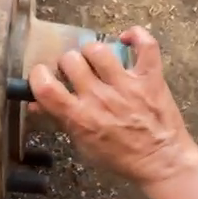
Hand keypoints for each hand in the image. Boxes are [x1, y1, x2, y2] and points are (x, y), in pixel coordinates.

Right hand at [28, 27, 197, 187]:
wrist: (162, 163)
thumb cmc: (121, 158)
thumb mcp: (83, 146)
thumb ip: (59, 120)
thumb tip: (35, 104)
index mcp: (79, 117)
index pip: (45, 87)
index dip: (38, 75)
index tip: (43, 75)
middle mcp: (100, 98)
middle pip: (70, 60)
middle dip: (67, 63)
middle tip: (75, 72)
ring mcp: (126, 85)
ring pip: (98, 49)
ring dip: (92, 52)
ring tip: (96, 61)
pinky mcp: (150, 78)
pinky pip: (145, 45)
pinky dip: (136, 36)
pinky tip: (126, 39)